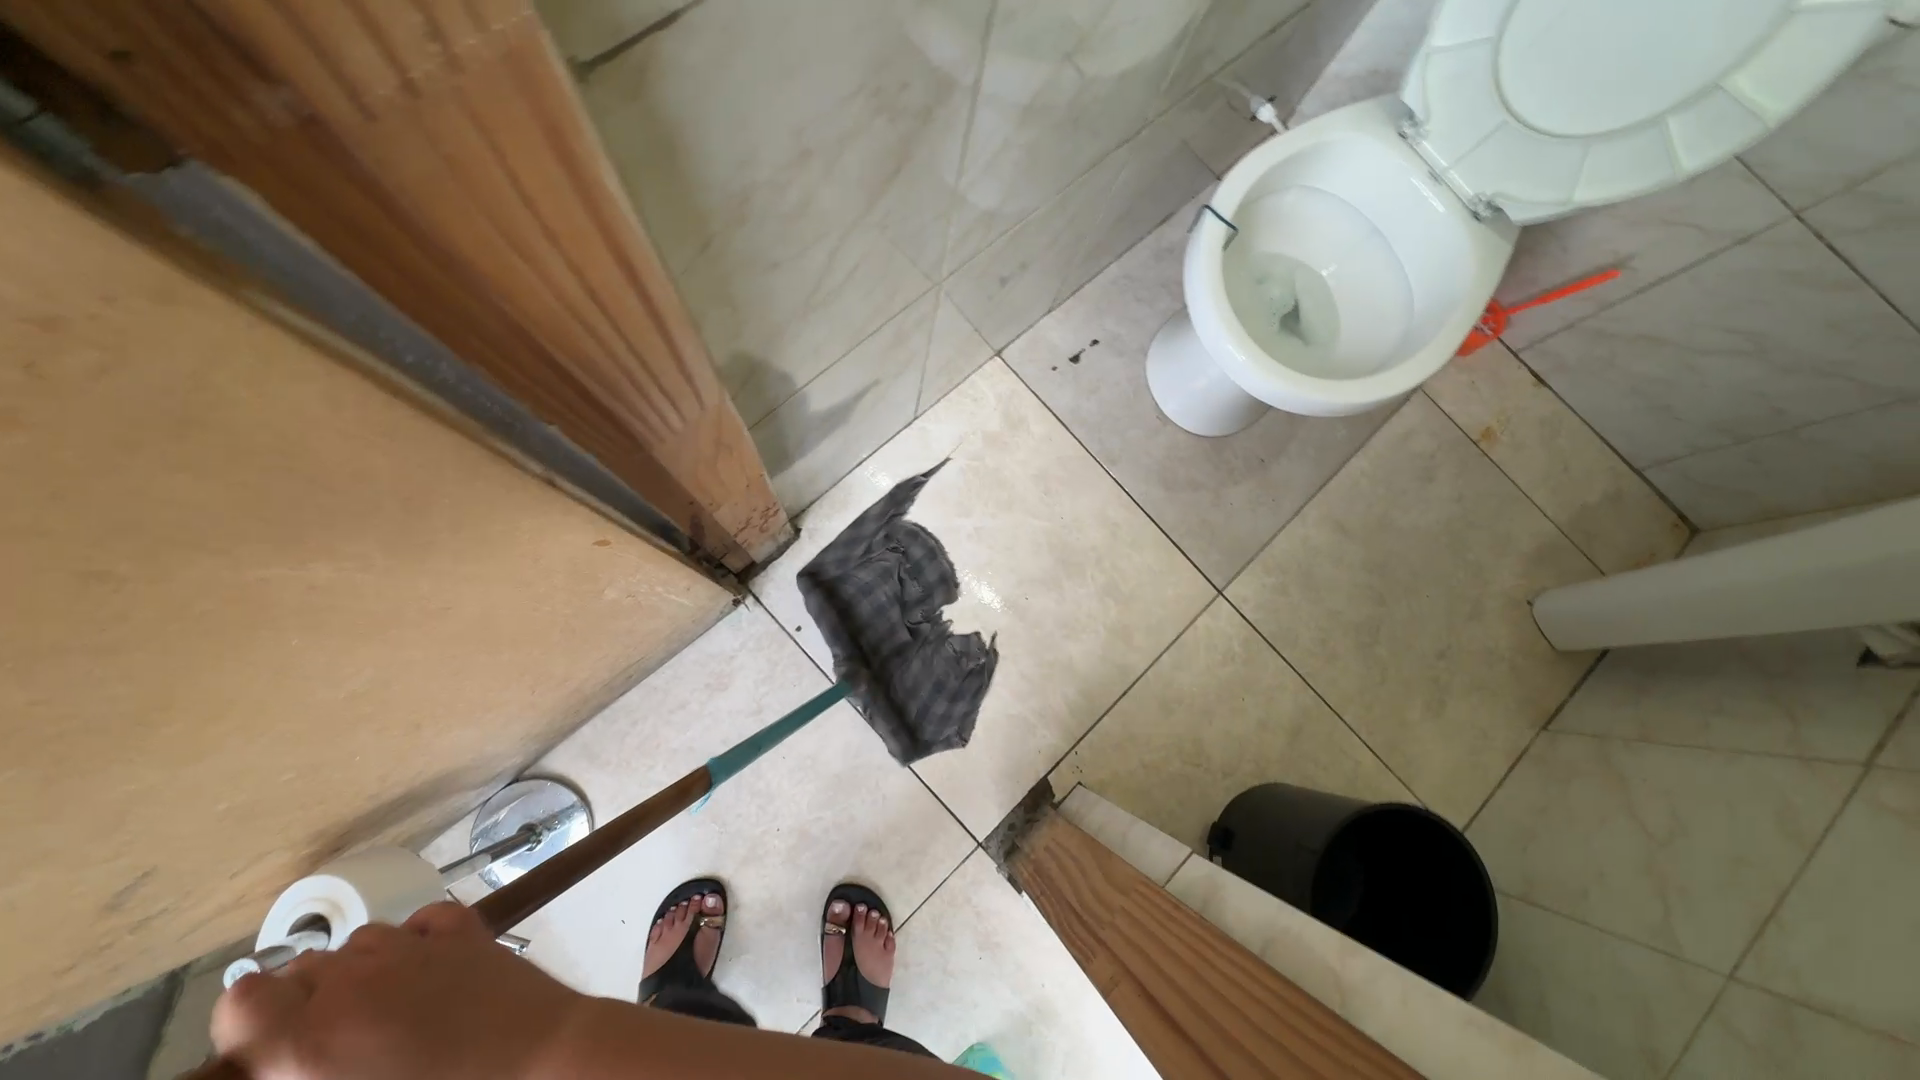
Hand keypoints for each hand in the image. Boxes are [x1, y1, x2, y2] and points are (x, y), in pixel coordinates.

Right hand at [211, 902, 586, 1079]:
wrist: (540, 1064)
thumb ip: (306, 1069)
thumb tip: (293, 1060)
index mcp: (312, 1041)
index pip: (240, 1000)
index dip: (248, 1021)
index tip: (268, 1047)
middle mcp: (355, 983)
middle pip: (302, 970)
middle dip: (308, 1001)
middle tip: (340, 1040)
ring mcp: (414, 947)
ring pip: (360, 942)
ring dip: (364, 970)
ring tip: (392, 1009)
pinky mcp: (465, 930)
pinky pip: (420, 921)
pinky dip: (418, 940)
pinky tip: (430, 970)